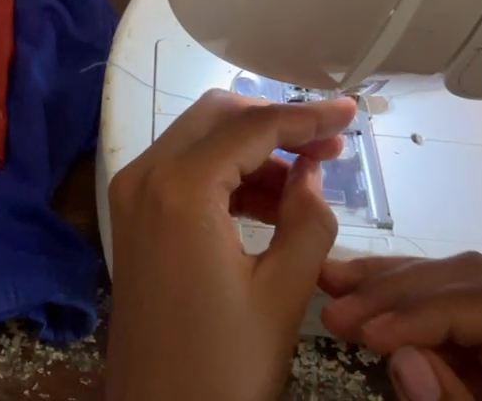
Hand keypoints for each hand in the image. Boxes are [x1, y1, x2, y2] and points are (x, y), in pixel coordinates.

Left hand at [106, 88, 358, 400]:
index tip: (349, 111)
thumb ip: (307, 218)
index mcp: (180, 188)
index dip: (307, 116)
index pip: (252, 127)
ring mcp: (133, 195)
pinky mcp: (134, 217)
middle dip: (277, 122)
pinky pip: (185, 170)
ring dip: (253, 148)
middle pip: (219, 116)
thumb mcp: (282, 294)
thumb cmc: (223, 369)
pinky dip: (227, 172)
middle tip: (328, 144)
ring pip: (200, 138)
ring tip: (307, 175)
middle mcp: (145, 175)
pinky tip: (269, 200)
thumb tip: (310, 169)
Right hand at [320, 254, 481, 400]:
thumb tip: (400, 354)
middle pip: (475, 284)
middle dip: (400, 291)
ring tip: (332, 282)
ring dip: (390, 285)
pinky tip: (362, 300)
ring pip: (457, 290)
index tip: (373, 335)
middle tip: (335, 307)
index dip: (431, 311)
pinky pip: (449, 322)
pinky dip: (401, 308)